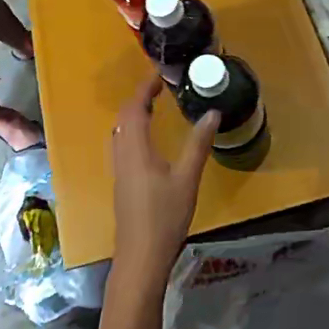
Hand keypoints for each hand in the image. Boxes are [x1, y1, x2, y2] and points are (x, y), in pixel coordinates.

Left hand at [110, 72, 217, 291]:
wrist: (141, 253)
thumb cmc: (165, 216)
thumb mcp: (187, 178)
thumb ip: (198, 145)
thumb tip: (211, 113)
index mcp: (134, 148)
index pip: (134, 108)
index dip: (144, 88)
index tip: (159, 75)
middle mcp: (120, 154)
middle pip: (123, 117)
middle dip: (138, 98)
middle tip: (159, 88)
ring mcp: (118, 168)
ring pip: (120, 131)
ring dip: (134, 114)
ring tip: (154, 106)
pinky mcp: (121, 181)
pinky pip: (122, 144)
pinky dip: (132, 130)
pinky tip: (148, 140)